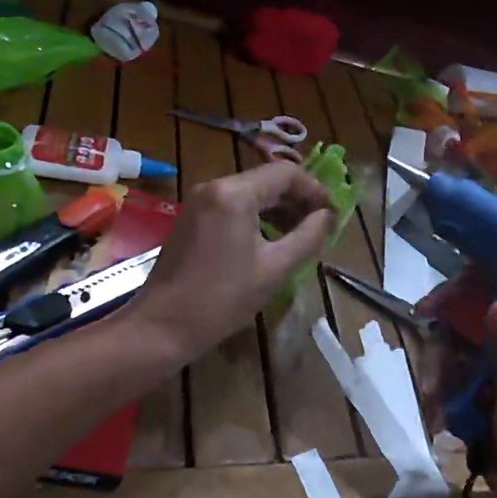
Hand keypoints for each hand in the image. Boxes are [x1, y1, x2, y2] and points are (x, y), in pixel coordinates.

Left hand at [126, 162, 332, 361]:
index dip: (314, 189)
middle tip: (320, 226)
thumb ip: (307, 237)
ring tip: (299, 236)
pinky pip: (229, 207)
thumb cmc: (222, 298)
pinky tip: (269, 241)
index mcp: (233, 194)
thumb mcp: (274, 268)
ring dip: (276, 209)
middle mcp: (212, 188)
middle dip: (296, 200)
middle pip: (265, 180)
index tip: (332, 213)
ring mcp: (197, 203)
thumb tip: (327, 216)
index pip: (285, 172)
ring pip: (247, 194)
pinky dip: (253, 217)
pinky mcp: (189, 219)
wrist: (163, 325)